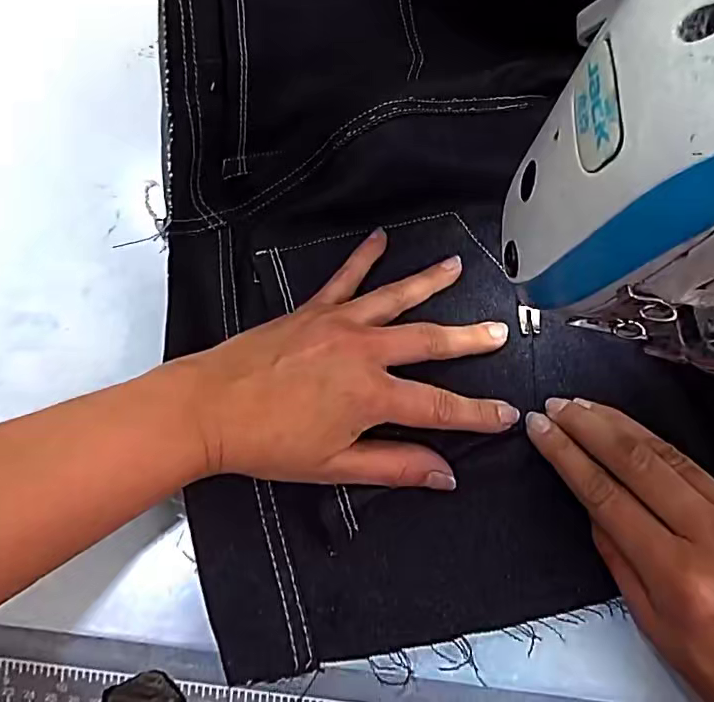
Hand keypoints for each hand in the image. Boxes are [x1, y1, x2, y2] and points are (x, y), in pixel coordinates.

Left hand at [171, 229, 518, 488]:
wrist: (208, 408)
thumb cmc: (266, 443)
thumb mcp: (333, 466)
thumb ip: (394, 466)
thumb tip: (443, 474)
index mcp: (372, 395)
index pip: (440, 406)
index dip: (478, 413)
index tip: (506, 414)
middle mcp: (365, 351)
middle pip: (431, 341)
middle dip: (470, 338)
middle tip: (498, 332)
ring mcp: (342, 323)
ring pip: (397, 297)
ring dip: (430, 281)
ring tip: (456, 267)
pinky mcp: (316, 308)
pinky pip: (347, 278)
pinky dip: (365, 256)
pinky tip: (380, 237)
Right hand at [527, 399, 713, 701]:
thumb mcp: (664, 638)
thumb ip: (623, 568)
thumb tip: (596, 513)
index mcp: (685, 582)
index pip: (609, 498)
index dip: (569, 458)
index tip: (546, 435)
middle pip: (639, 461)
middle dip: (590, 425)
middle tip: (560, 405)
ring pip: (672, 455)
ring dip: (623, 425)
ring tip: (590, 408)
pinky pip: (706, 473)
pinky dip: (665, 450)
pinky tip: (642, 437)